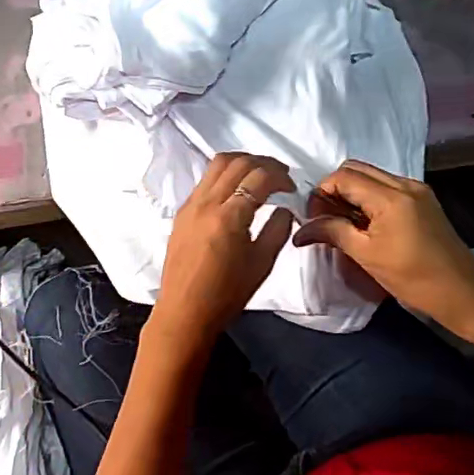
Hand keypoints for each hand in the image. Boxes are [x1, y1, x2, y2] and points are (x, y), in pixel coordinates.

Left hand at [149, 153, 297, 352]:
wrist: (184, 312)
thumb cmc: (226, 294)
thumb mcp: (262, 264)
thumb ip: (277, 230)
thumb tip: (284, 208)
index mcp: (228, 216)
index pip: (259, 177)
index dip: (280, 176)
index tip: (292, 188)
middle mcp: (206, 203)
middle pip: (237, 162)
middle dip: (264, 163)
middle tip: (281, 174)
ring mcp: (190, 205)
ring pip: (217, 165)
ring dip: (242, 162)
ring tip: (259, 174)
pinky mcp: (182, 212)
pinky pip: (205, 180)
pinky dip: (224, 174)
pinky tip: (236, 189)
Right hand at [292, 160, 473, 325]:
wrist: (462, 292)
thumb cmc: (412, 277)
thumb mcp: (366, 256)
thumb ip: (333, 232)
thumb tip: (301, 229)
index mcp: (390, 197)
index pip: (343, 177)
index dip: (322, 192)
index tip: (313, 217)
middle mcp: (404, 184)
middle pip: (356, 169)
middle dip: (334, 188)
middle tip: (325, 217)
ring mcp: (417, 190)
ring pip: (371, 176)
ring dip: (352, 192)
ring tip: (343, 222)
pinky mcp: (423, 199)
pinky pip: (386, 186)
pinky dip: (369, 197)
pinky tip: (364, 223)